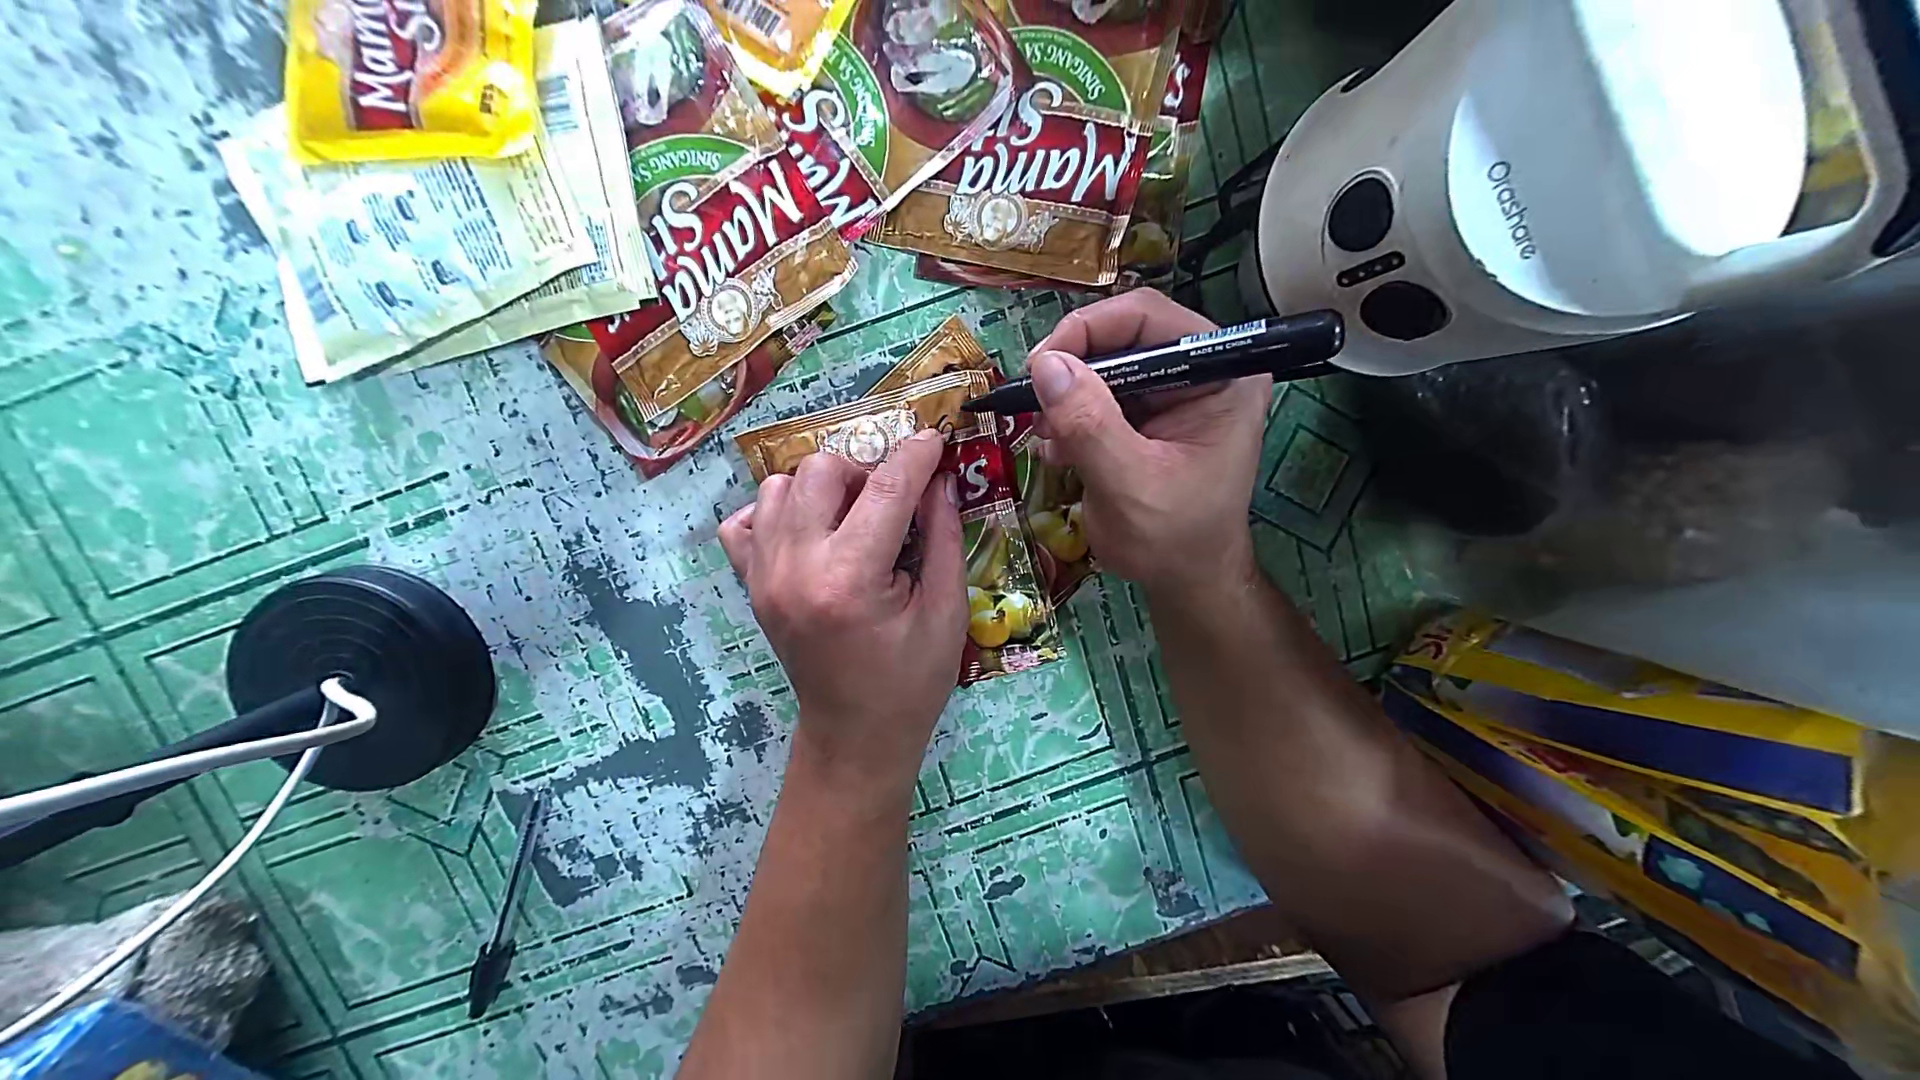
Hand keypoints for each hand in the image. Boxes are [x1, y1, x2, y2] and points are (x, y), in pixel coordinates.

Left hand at [719, 431, 966, 795]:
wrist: (855, 734)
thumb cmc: (912, 681)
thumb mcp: (948, 611)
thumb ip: (944, 536)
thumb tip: (939, 478)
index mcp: (850, 580)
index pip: (885, 490)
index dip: (915, 456)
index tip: (933, 439)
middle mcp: (795, 568)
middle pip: (820, 470)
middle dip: (865, 471)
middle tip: (893, 501)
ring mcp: (764, 575)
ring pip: (779, 485)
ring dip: (822, 488)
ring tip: (852, 518)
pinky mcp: (752, 585)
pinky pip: (747, 521)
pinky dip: (778, 512)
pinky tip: (810, 532)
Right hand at [1028, 290, 1271, 597]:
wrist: (1184, 581)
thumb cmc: (1172, 540)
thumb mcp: (1129, 485)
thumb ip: (1090, 424)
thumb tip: (1045, 365)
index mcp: (1220, 374)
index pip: (1148, 318)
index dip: (1088, 331)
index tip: (1039, 366)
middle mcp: (1199, 371)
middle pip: (1121, 338)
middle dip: (1072, 371)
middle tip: (1033, 404)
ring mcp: (1170, 394)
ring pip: (1102, 367)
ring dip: (1065, 399)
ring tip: (1047, 438)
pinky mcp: (1145, 417)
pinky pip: (1096, 396)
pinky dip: (1069, 418)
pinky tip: (1059, 451)